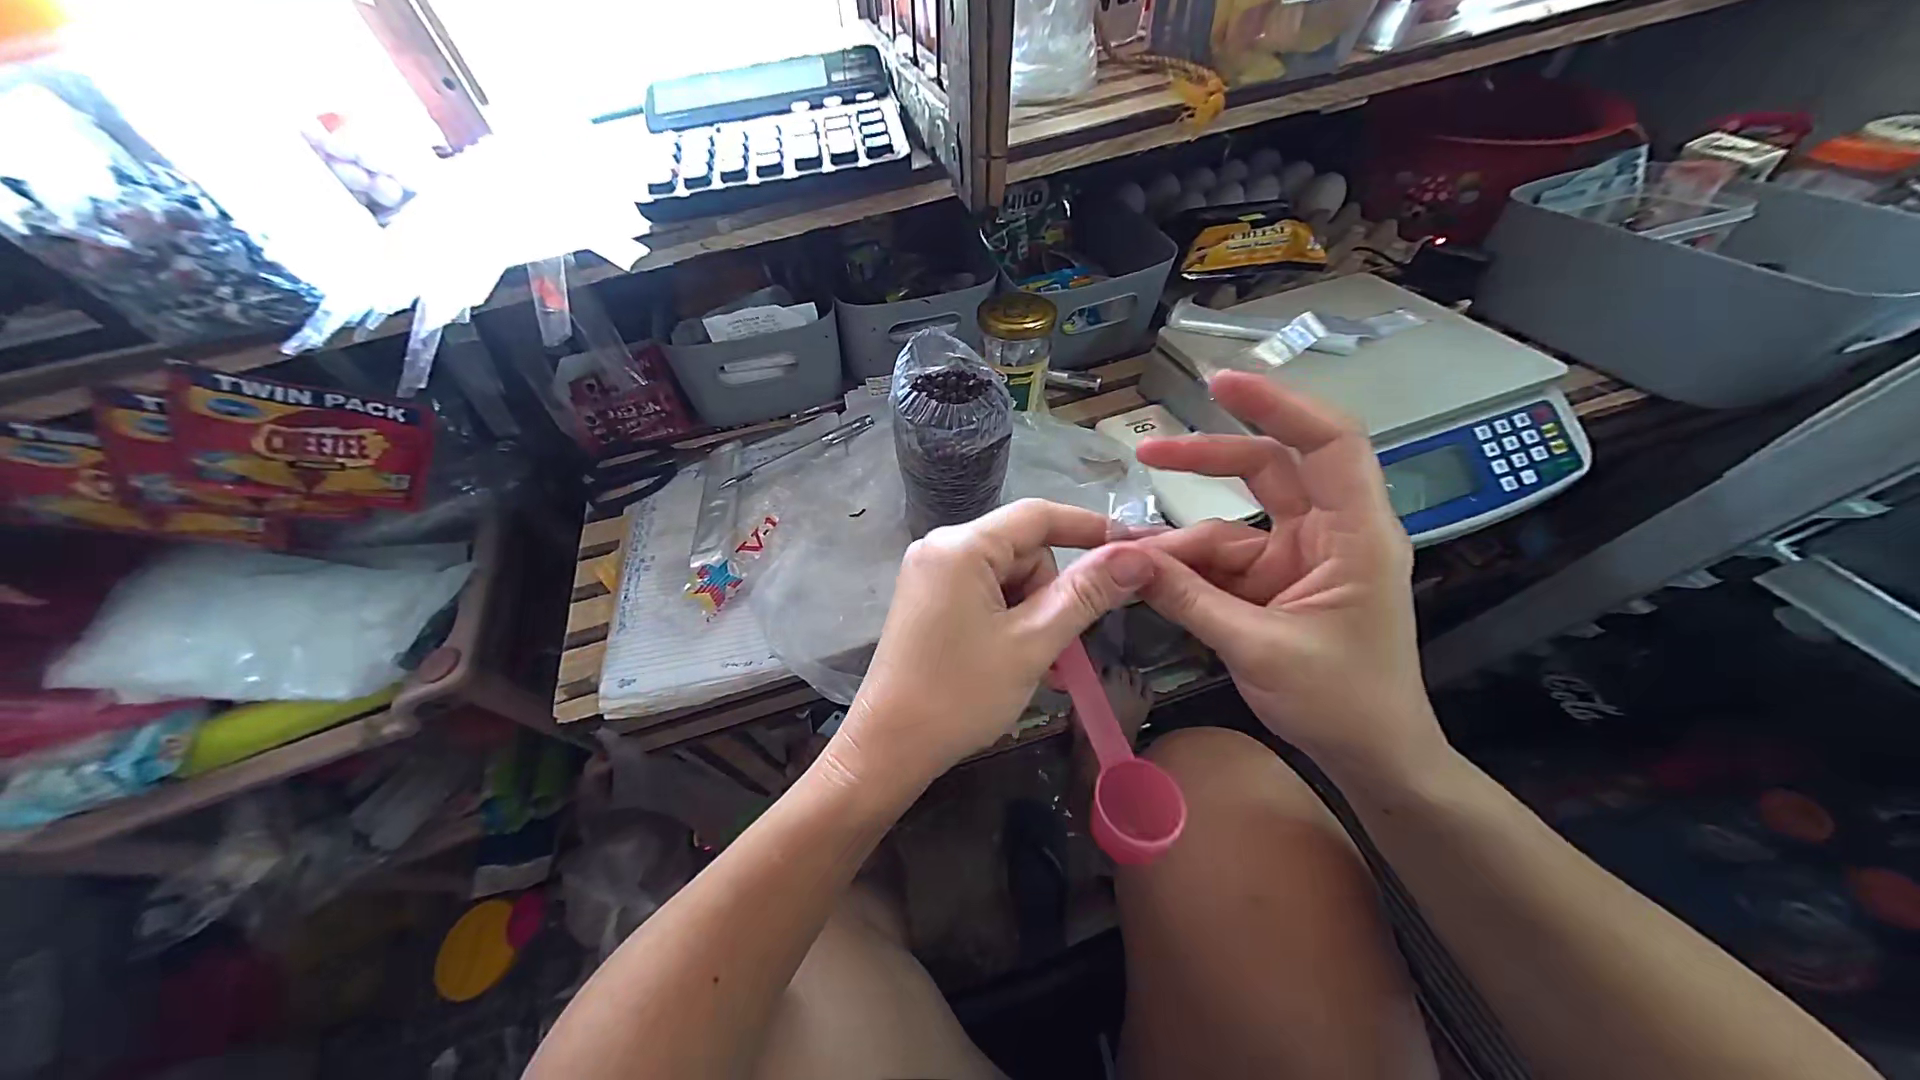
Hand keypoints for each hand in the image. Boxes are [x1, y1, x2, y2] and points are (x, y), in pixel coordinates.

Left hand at [831, 499, 1156, 788]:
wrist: (888, 748)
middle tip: (1052, 646)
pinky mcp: (928, 598)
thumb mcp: (1032, 643)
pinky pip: (985, 593)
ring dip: (1031, 614)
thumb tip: (1136, 556)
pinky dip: (1008, 620)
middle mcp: (940, 547)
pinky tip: (1009, 657)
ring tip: (1029, 661)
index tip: (1134, 547)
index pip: (1038, 515)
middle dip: (1048, 594)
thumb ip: (1086, 594)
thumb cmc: (959, 696)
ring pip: (1008, 576)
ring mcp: (930, 573)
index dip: (1089, 527)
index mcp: (961, 546)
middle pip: (1023, 551)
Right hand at [1131, 371, 1447, 783]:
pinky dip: (1185, 567)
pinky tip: (1149, 576)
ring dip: (1180, 539)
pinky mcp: (1273, 583)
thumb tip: (1126, 559)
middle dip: (1205, 460)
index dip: (1278, 405)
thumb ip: (1189, 599)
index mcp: (1356, 536)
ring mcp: (1298, 558)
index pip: (1329, 443)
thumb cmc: (1342, 703)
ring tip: (1129, 555)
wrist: (1371, 756)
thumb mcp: (1258, 649)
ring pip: (1230, 523)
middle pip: (1268, 469)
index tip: (1220, 385)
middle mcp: (1330, 533)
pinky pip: (1221, 561)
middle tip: (1146, 456)